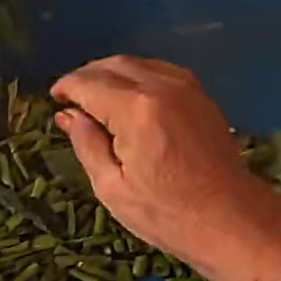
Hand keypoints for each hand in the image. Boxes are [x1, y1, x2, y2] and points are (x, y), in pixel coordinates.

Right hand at [50, 56, 280, 263]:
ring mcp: (187, 88)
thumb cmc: (162, 211)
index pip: (90, 85)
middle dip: (86, 75)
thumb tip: (67, 116)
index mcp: (135, 110)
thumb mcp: (110, 185)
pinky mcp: (201, 96)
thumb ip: (87, 144)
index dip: (67, 87)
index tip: (52, 98)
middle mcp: (162, 87)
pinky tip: (126, 98)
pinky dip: (135, 76)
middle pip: (115, 65)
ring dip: (111, 73)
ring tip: (93, 96)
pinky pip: (160, 71)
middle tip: (68, 96)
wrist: (227, 217)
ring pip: (139, 63)